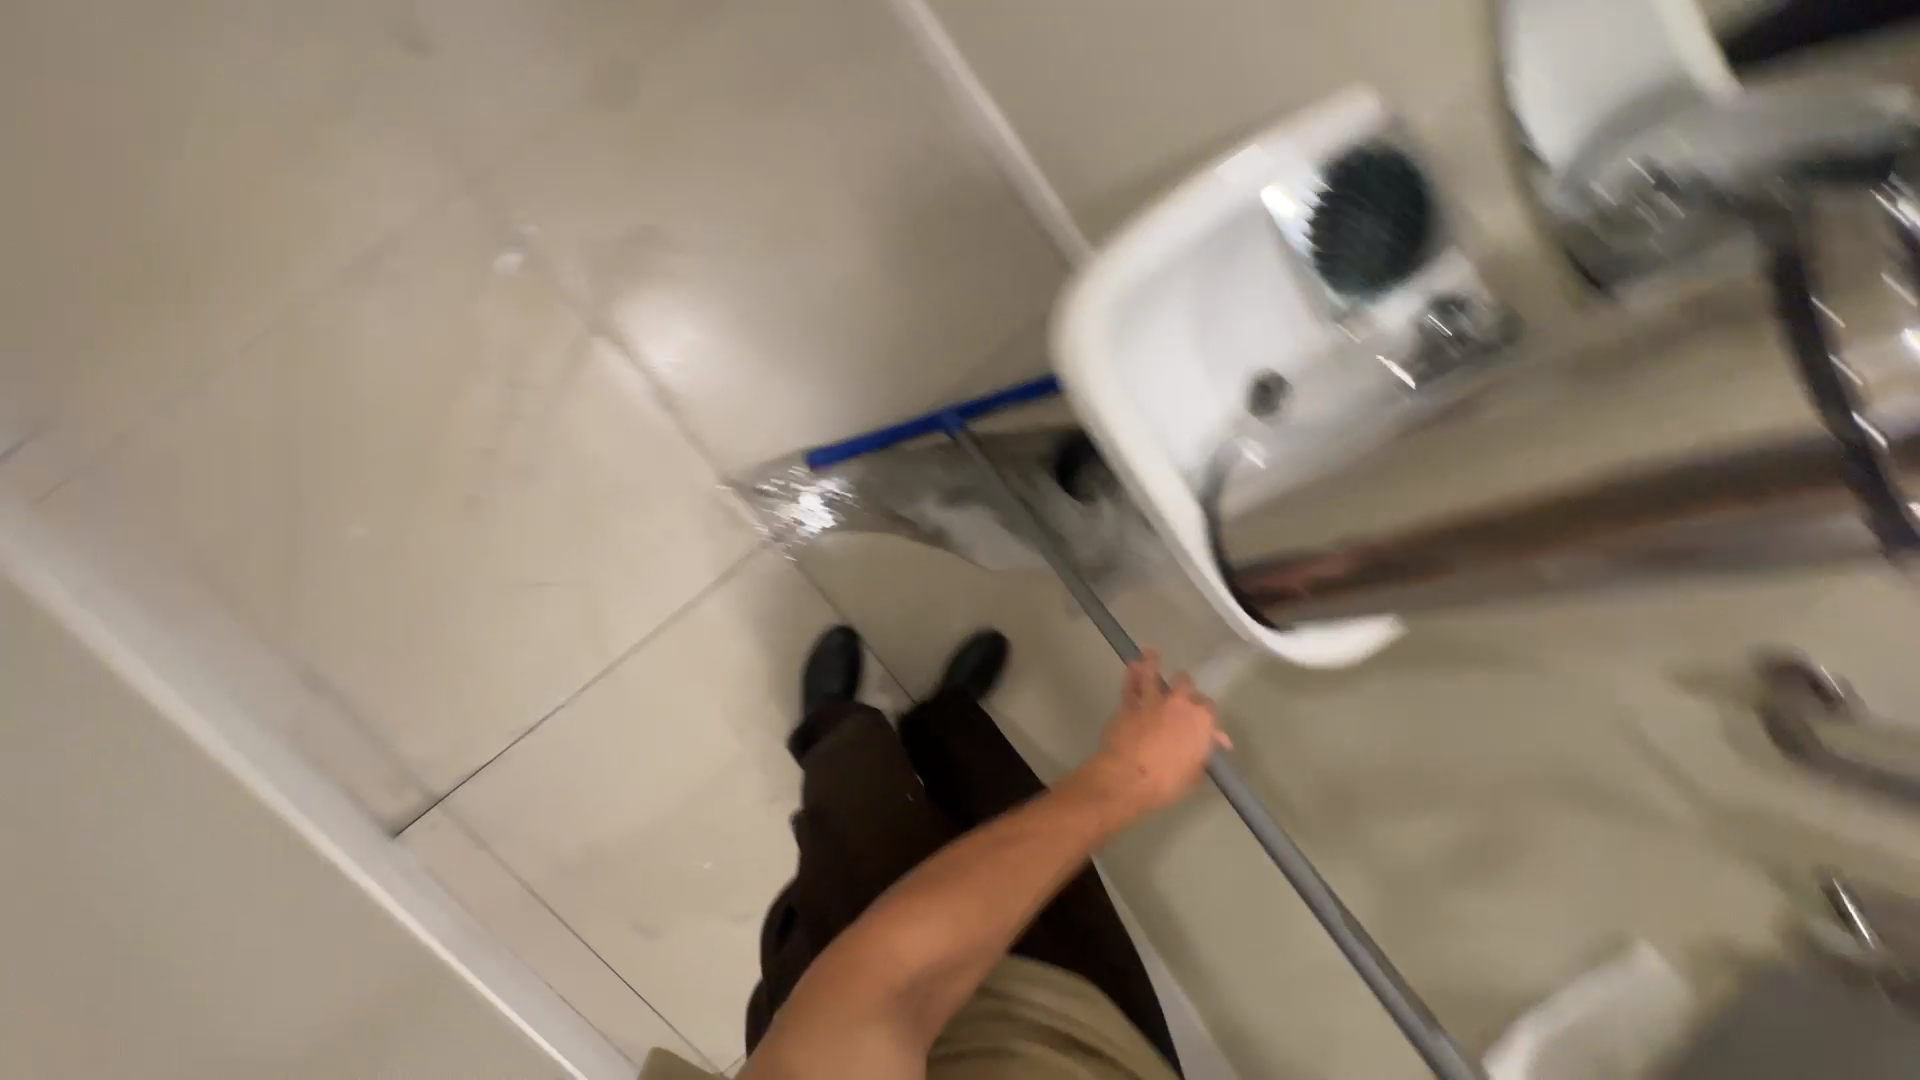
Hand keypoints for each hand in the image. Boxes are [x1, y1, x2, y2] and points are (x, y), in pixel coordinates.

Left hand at [1071, 651, 1229, 819]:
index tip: (1205, 724)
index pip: (1209, 708)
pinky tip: (1132, 664)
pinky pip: (1131, 684)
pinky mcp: (1128, 703)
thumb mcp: (1195, 772)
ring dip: (1152, 662)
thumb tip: (1214, 742)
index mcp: (1201, 720)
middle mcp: (1179, 703)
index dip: (1206, 715)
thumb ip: (1203, 752)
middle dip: (1185, 686)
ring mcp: (1152, 700)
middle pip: (1185, 684)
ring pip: (1154, 674)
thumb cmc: (1167, 782)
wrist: (1129, 777)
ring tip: (1151, 651)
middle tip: (1181, 692)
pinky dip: (1131, 673)